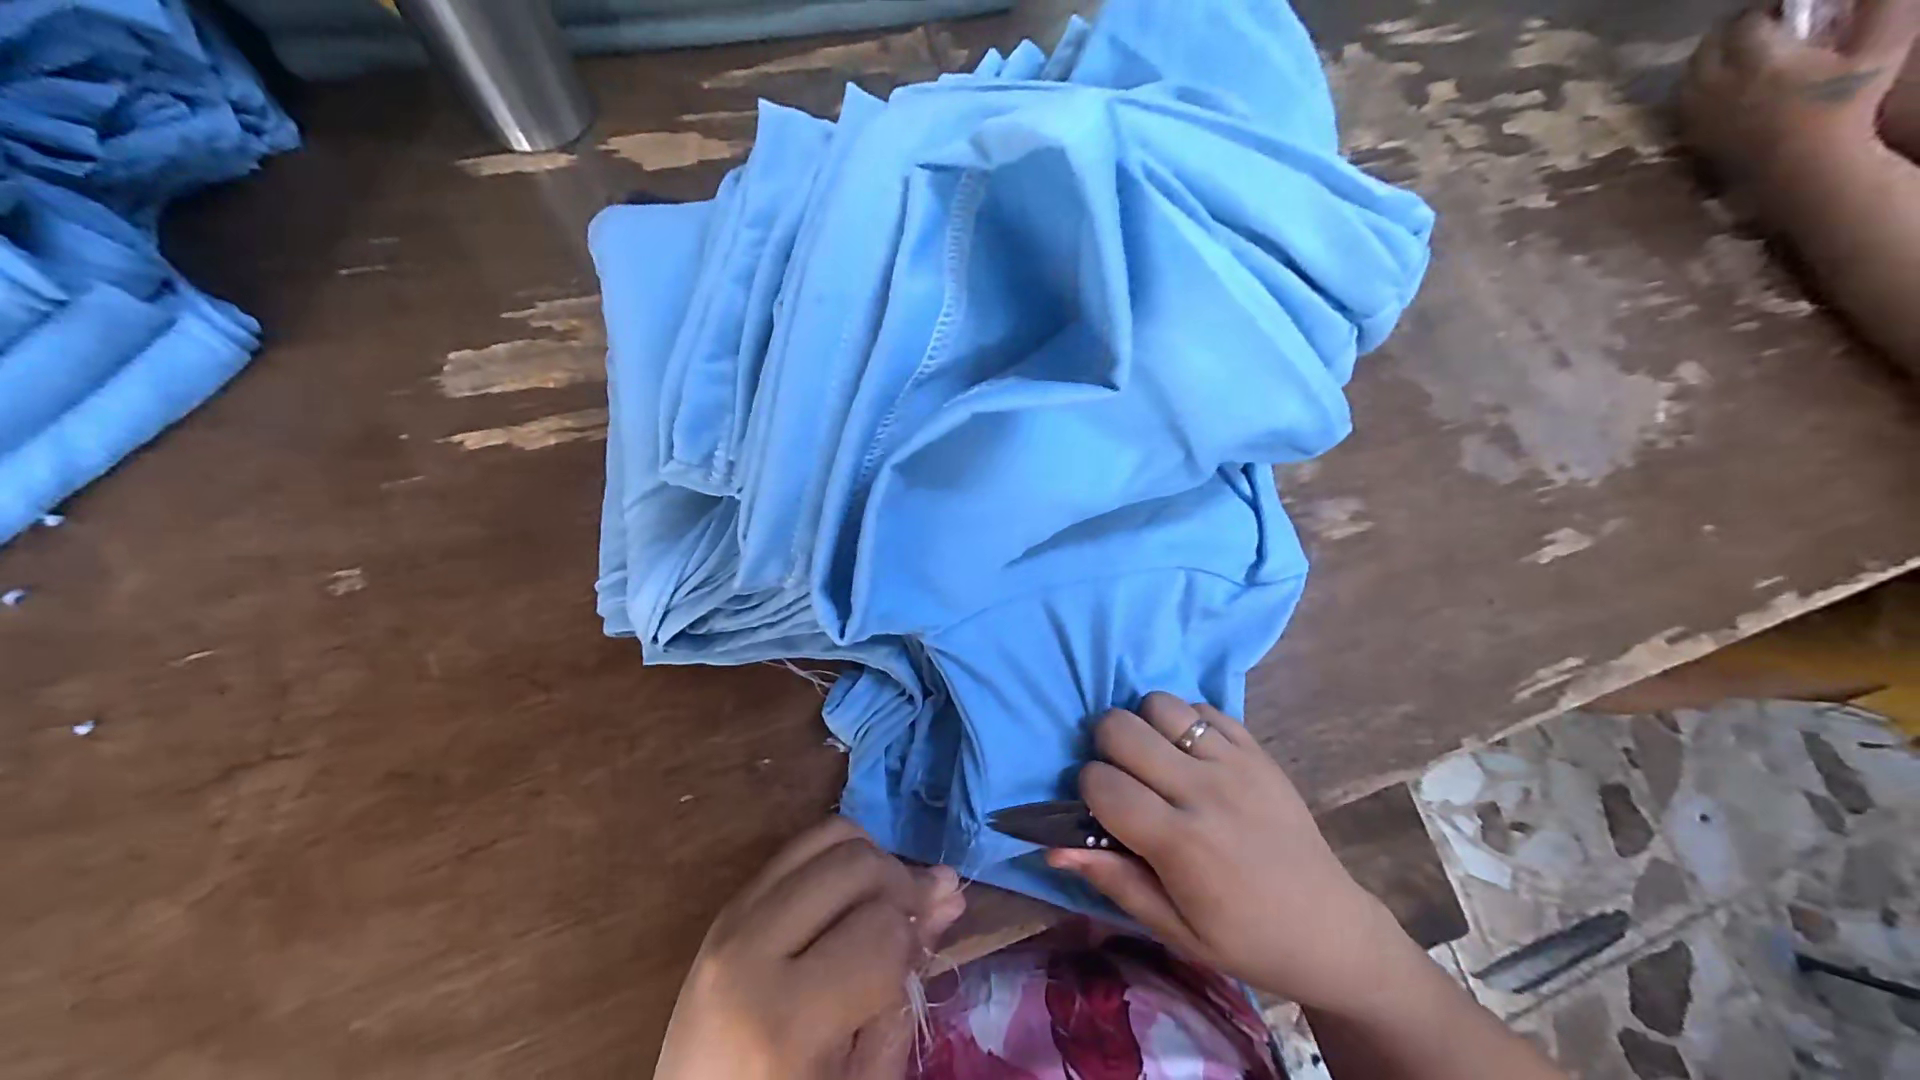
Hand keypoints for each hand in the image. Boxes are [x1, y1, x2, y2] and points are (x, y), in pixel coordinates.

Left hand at [654, 817, 965, 1079]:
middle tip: (917, 915)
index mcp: (783, 1019)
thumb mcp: (862, 1077)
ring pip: (828, 835)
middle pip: (855, 863)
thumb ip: (906, 988)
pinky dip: (838, 857)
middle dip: (901, 882)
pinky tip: (850, 896)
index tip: (920, 957)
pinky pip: (799, 846)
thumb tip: (948, 895)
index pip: (881, 928)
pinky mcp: (728, 904)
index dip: (915, 936)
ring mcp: (731, 918)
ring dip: (872, 859)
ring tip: (883, 903)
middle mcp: (749, 949)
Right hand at [1047, 693, 1419, 1012]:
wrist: (1330, 929)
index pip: (1102, 784)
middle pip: (1121, 729)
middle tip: (1122, 776)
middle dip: (1105, 747)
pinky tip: (1191, 754)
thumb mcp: (1173, 928)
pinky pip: (1203, 708)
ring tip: (1155, 759)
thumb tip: (1052, 847)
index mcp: (1181, 843)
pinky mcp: (1258, 751)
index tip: (1102, 810)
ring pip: (1159, 704)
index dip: (1087, 791)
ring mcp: (1236, 764)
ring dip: (1144, 726)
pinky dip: (1184, 722)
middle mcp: (1205, 791)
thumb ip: (1113, 880)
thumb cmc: (1244, 939)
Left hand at [1681, 0, 1919, 201]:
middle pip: (1707, 47)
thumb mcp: (1880, 46)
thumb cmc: (1843, 105)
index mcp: (1757, 60)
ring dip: (1707, 58)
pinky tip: (1719, 83)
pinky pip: (1681, 103)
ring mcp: (1697, 113)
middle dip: (1729, 30)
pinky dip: (1695, 86)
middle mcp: (1716, 85)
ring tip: (1737, 50)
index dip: (1763, 7)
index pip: (1745, 21)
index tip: (1785, 5)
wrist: (1801, 165)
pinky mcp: (1691, 134)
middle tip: (1758, 23)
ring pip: (1688, 75)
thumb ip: (1885, 6)